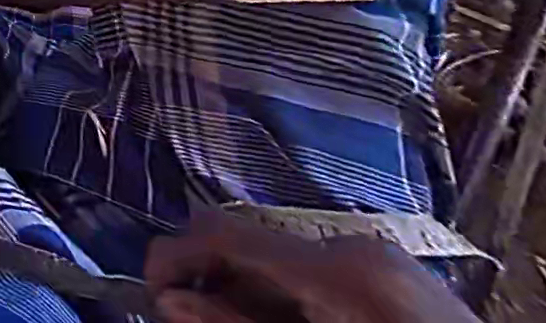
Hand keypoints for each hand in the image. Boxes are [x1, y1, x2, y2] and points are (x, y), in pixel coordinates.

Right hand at [146, 212, 480, 322]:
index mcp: (336, 266)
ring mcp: (379, 259)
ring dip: (245, 288)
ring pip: (279, 257)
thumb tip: (166, 302)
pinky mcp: (397, 278)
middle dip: (208, 274)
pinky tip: (276, 319)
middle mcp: (351, 244)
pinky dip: (284, 296)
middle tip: (184, 312)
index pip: (223, 232)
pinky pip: (315, 273)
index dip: (174, 253)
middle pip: (249, 241)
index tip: (148, 287)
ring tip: (226, 319)